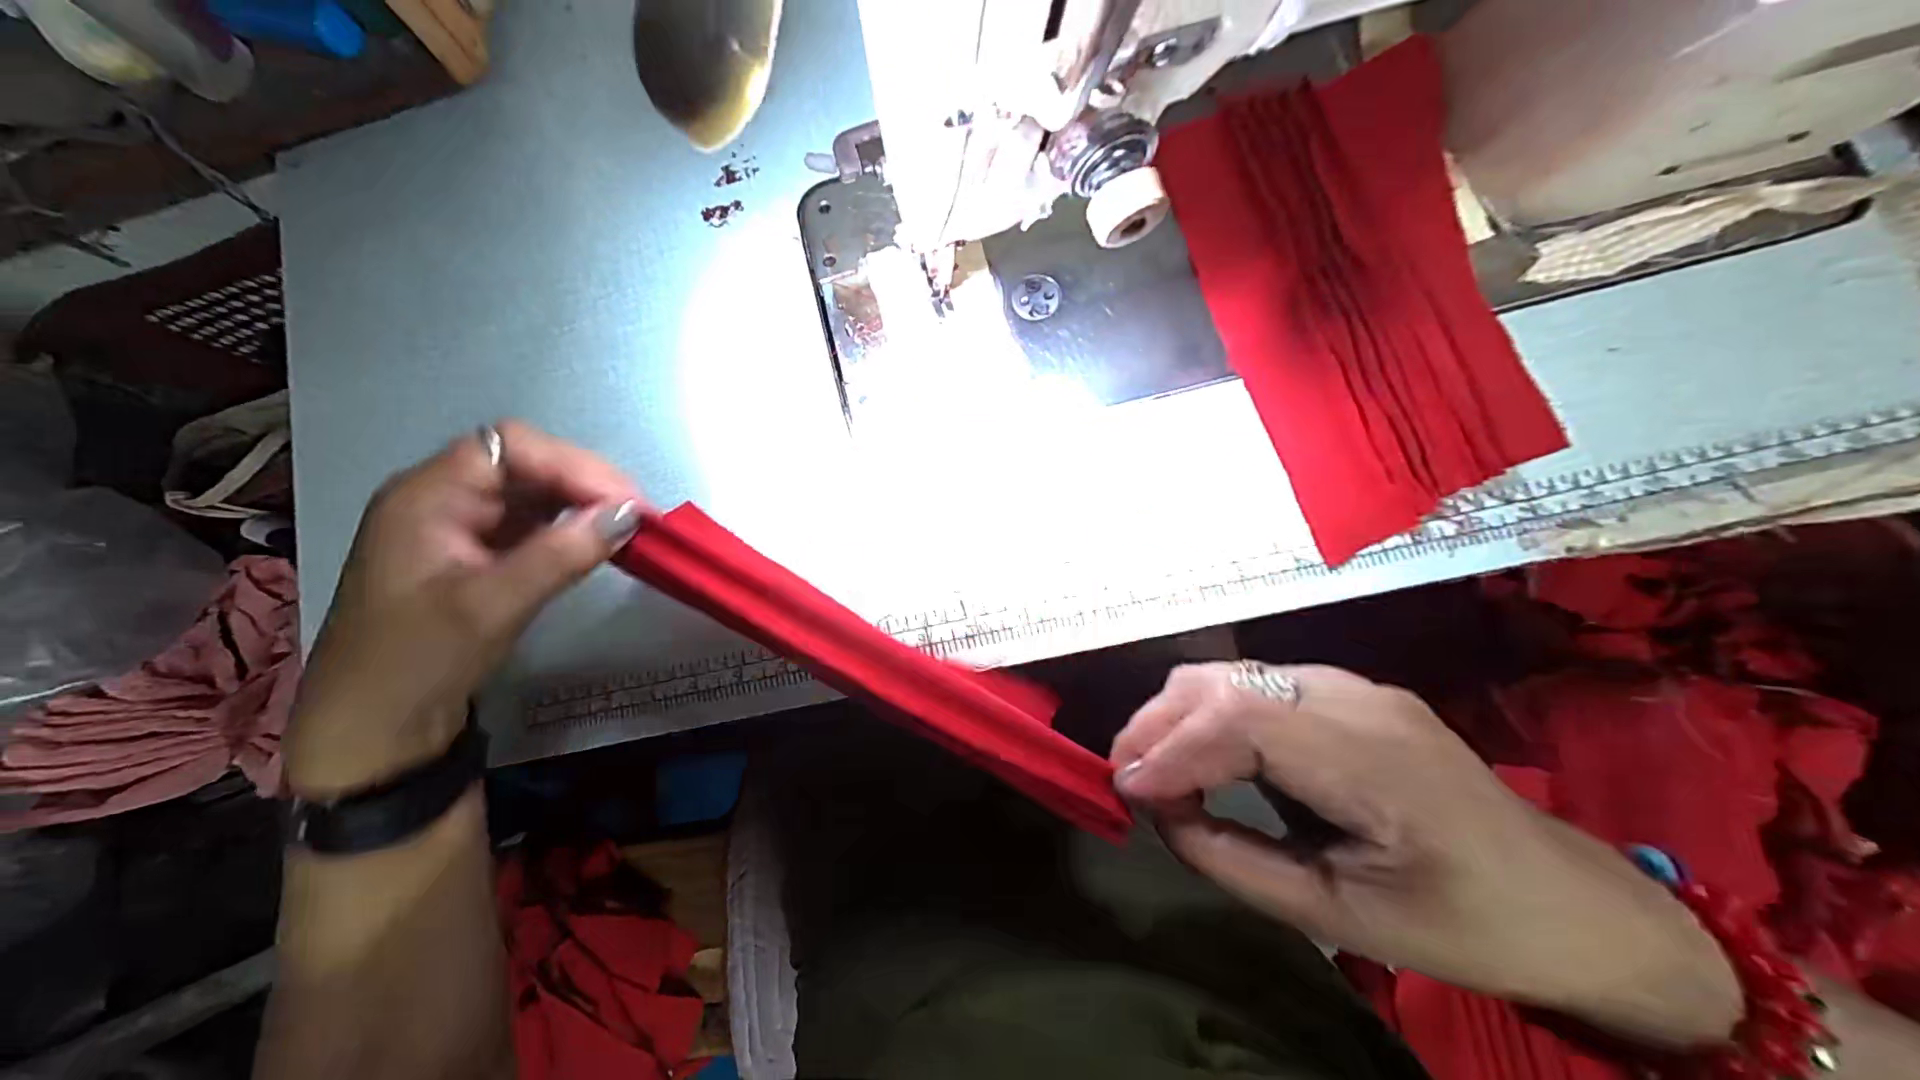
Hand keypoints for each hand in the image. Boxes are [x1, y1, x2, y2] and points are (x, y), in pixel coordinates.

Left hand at [287, 421, 645, 798]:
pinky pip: (534, 524)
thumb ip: (562, 554)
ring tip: (628, 527)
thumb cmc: (415, 660)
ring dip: (583, 504)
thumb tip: (629, 514)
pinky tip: (598, 542)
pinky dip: (571, 528)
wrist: (370, 729)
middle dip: (586, 482)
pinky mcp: (480, 555)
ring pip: (535, 493)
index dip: (573, 465)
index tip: (625, 502)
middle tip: (638, 516)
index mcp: (428, 495)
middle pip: (526, 464)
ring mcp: (462, 527)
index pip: (511, 447)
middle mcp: (444, 499)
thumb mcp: (491, 606)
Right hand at [1112, 663, 1741, 1049]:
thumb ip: (1234, 860)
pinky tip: (1203, 753)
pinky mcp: (1348, 693)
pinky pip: (1257, 685)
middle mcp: (1356, 699)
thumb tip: (1160, 813)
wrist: (1571, 902)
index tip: (1126, 790)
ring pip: (1234, 673)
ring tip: (1154, 767)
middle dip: (1158, 724)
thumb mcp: (1341, 916)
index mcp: (1371, 759)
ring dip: (1179, 713)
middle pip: (1225, 681)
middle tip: (1126, 778)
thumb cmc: (1464, 925)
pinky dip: (1212, 713)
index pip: (1241, 720)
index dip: (1171, 748)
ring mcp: (1354, 686)